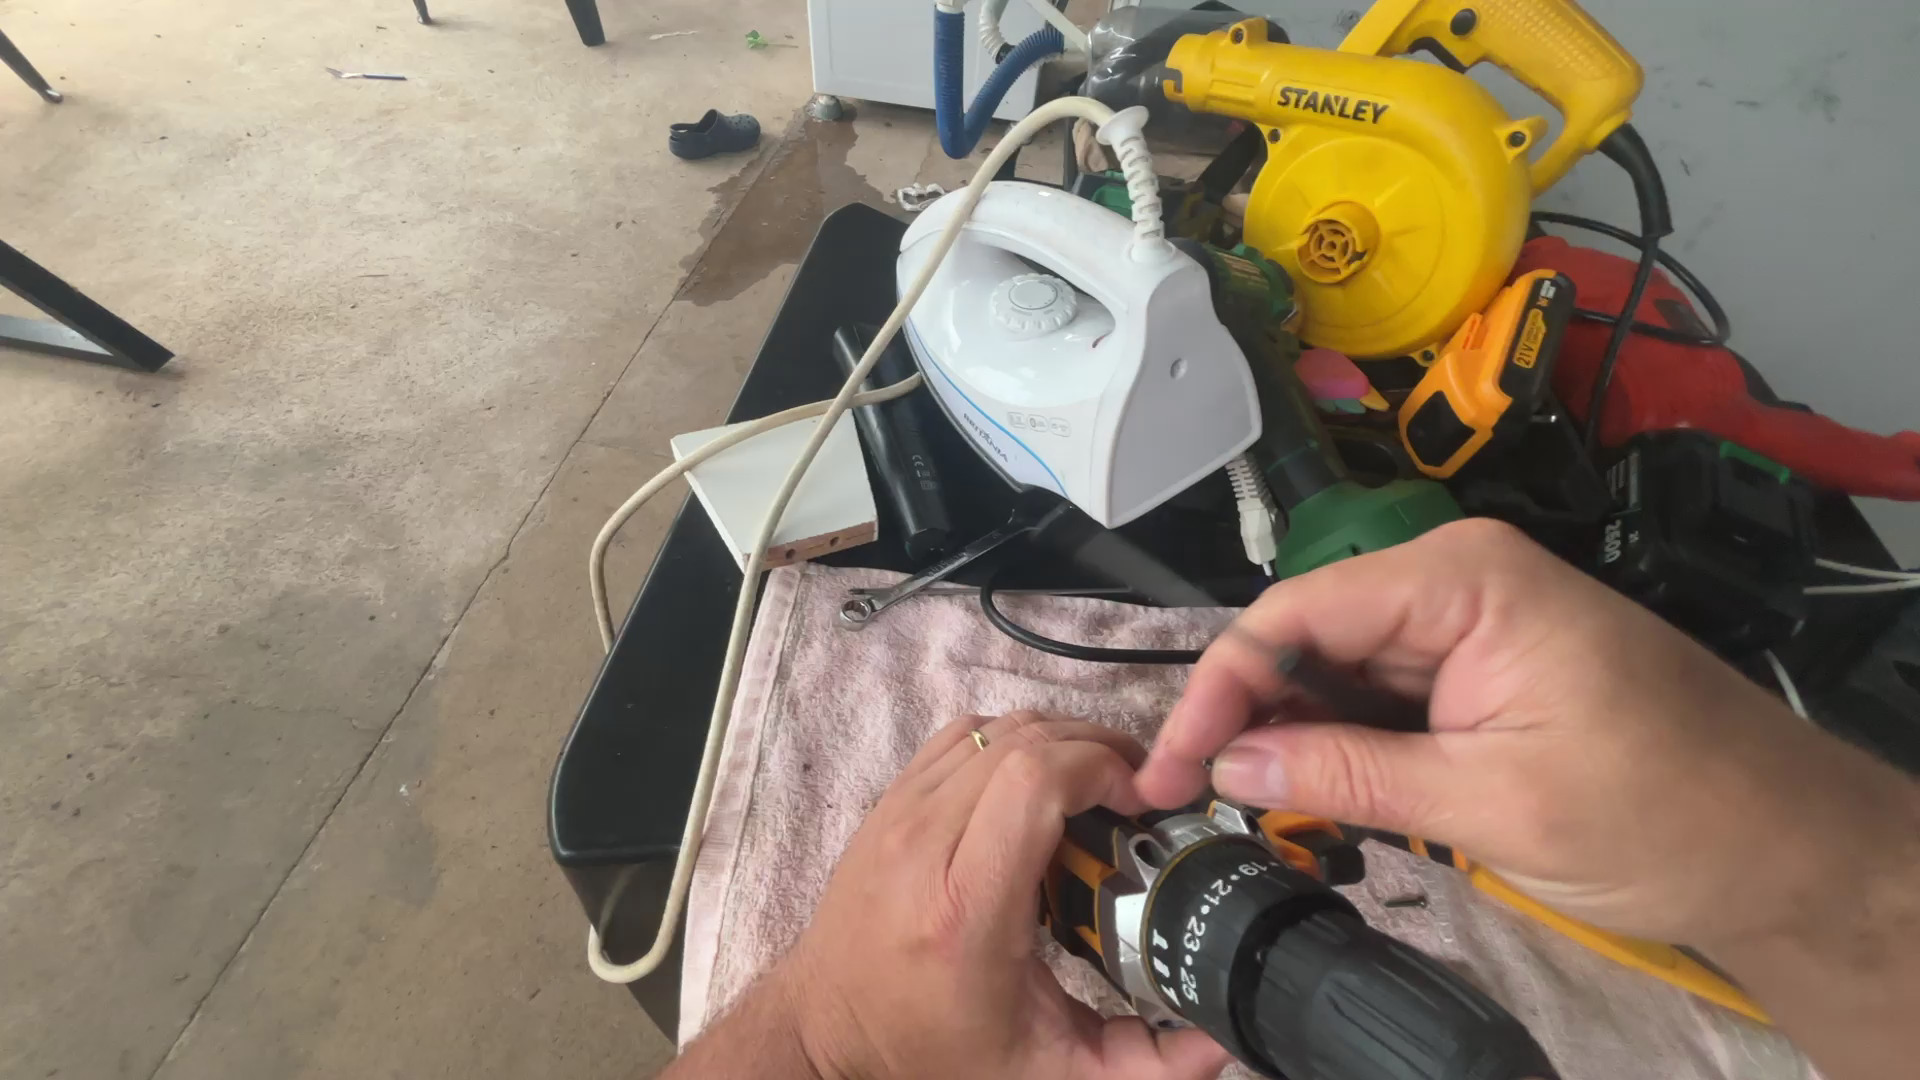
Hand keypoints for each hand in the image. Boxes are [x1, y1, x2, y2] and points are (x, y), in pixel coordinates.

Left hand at [771, 711, 1229, 1079]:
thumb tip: (1219, 1043)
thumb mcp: (1043, 1071)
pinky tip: (1035, 772)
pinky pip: (960, 733)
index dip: (1098, 767)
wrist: (826, 1026)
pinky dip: (1010, 736)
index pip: (1033, 781)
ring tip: (1094, 774)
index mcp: (966, 905)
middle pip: (1021, 741)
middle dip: (1093, 746)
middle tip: (1133, 785)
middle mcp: (926, 839)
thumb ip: (1138, 1063)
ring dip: (1055, 736)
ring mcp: (900, 807)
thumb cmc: (932, 1047)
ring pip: (993, 726)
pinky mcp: (891, 795)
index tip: (1138, 799)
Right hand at [1136, 519, 1919, 951]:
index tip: (1176, 760)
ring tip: (1232, 794)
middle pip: (1297, 637)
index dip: (1221, 685)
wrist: (1804, 861)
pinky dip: (1321, 742)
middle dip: (1240, 712)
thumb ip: (1345, 775)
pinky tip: (1293, 782)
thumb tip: (1227, 767)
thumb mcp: (1492, 803)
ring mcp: (1445, 626)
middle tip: (1189, 785)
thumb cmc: (1675, 819)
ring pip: (1319, 668)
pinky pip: (1357, 695)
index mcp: (1456, 579)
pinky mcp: (1451, 670)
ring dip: (1276, 732)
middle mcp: (1440, 583)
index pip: (1295, 615)